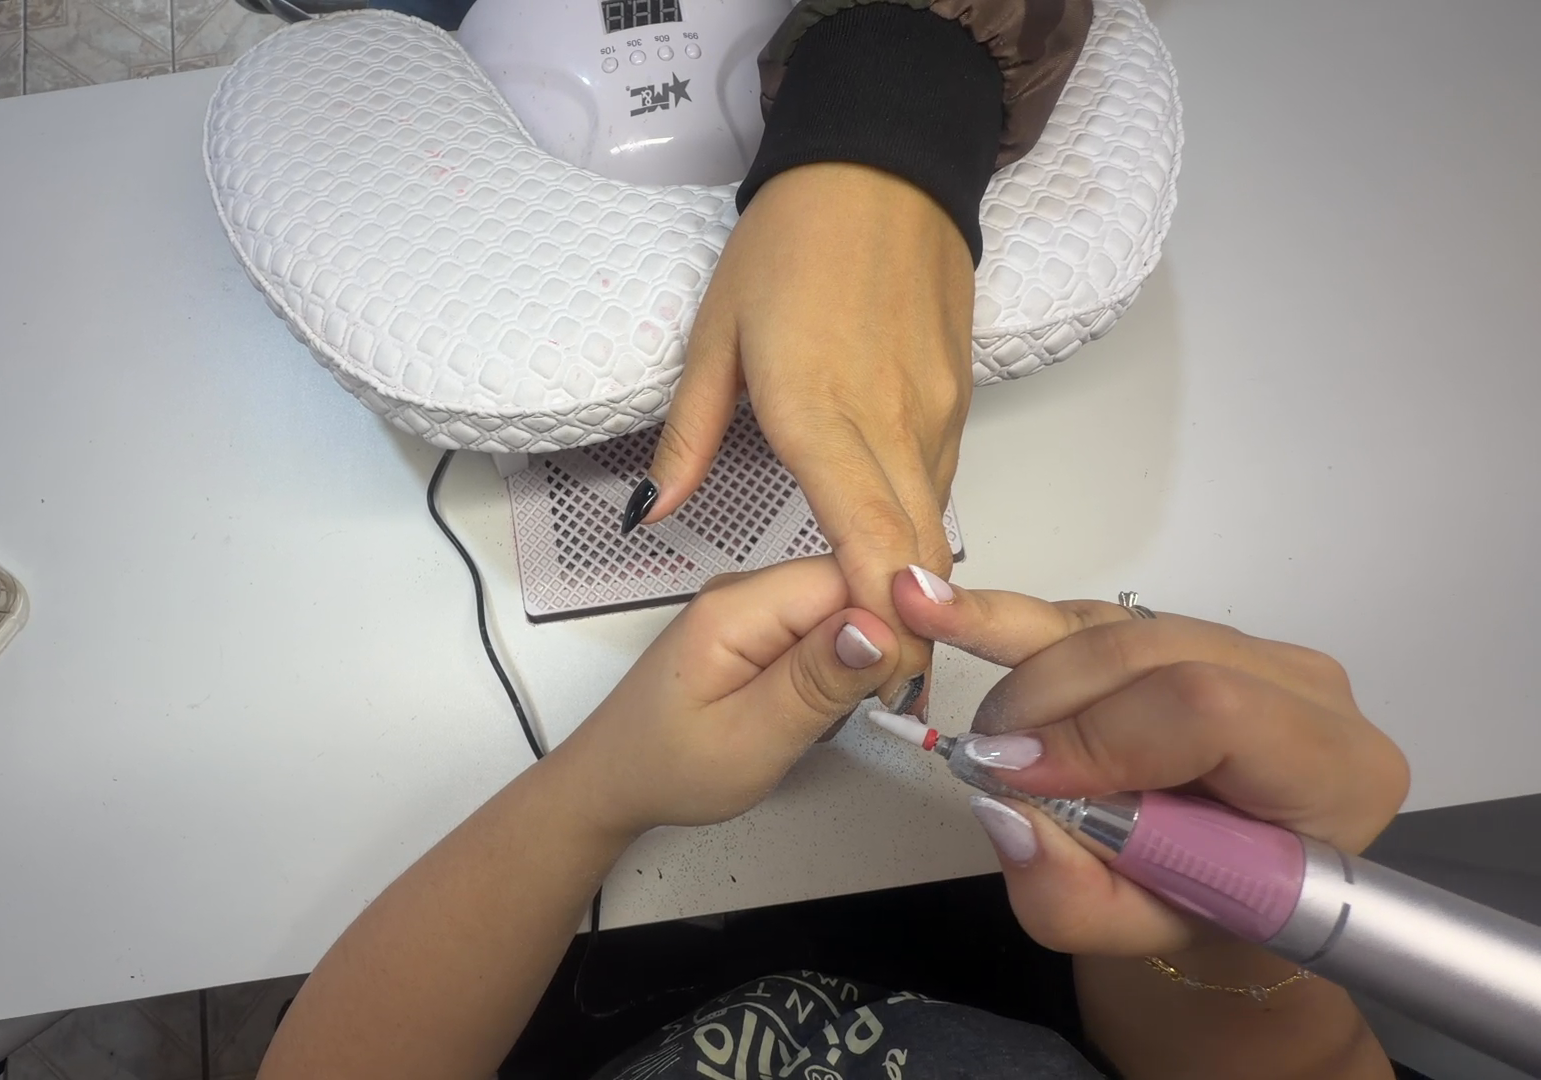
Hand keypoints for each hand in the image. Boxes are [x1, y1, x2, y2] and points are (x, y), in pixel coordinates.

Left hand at [552, 556, 898, 838]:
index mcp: (733, 607)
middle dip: (878, 645)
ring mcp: (747, 606)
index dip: (891, 622)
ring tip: (823, 714)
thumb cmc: (669, 766)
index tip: (899, 684)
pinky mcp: (754, 628)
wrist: (617, 775)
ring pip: (839, 609)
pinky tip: (809, 704)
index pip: (845, 574)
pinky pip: (818, 629)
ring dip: (855, 662)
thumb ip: (816, 683)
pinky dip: (832, 669)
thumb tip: (882, 628)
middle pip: (847, 585)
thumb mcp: (750, 739)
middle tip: (864, 708)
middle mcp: (742, 591)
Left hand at [629, 163, 974, 707]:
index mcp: (822, 416)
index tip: (876, 674)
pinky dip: (922, 526)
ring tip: (888, 631)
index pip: (866, 538)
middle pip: (916, 548)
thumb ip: (687, 438)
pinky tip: (896, 547)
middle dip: (907, 622)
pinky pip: (943, 481)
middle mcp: (895, 424)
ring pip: (936, 519)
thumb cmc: (785, 253)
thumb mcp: (712, 340)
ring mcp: (937, 411)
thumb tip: (653, 511)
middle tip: (884, 680)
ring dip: (915, 580)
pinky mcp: (959, 398)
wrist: (880, 168)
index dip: (878, 614)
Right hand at [891, 566, 1410, 957]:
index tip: (1009, 775)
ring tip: (983, 727)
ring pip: (1095, 622)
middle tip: (984, 757)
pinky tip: (933, 605)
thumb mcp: (1130, 931)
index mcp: (1329, 768)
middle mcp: (1293, 684)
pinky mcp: (1155, 624)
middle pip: (1139, 650)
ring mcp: (1224, 641)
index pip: (1208, 710)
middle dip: (1039, 700)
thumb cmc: (1186, 904)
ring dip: (1015, 669)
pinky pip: (1069, 613)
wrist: (1203, 872)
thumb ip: (1069, 896)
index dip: (1096, 735)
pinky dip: (994, 620)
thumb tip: (1002, 812)